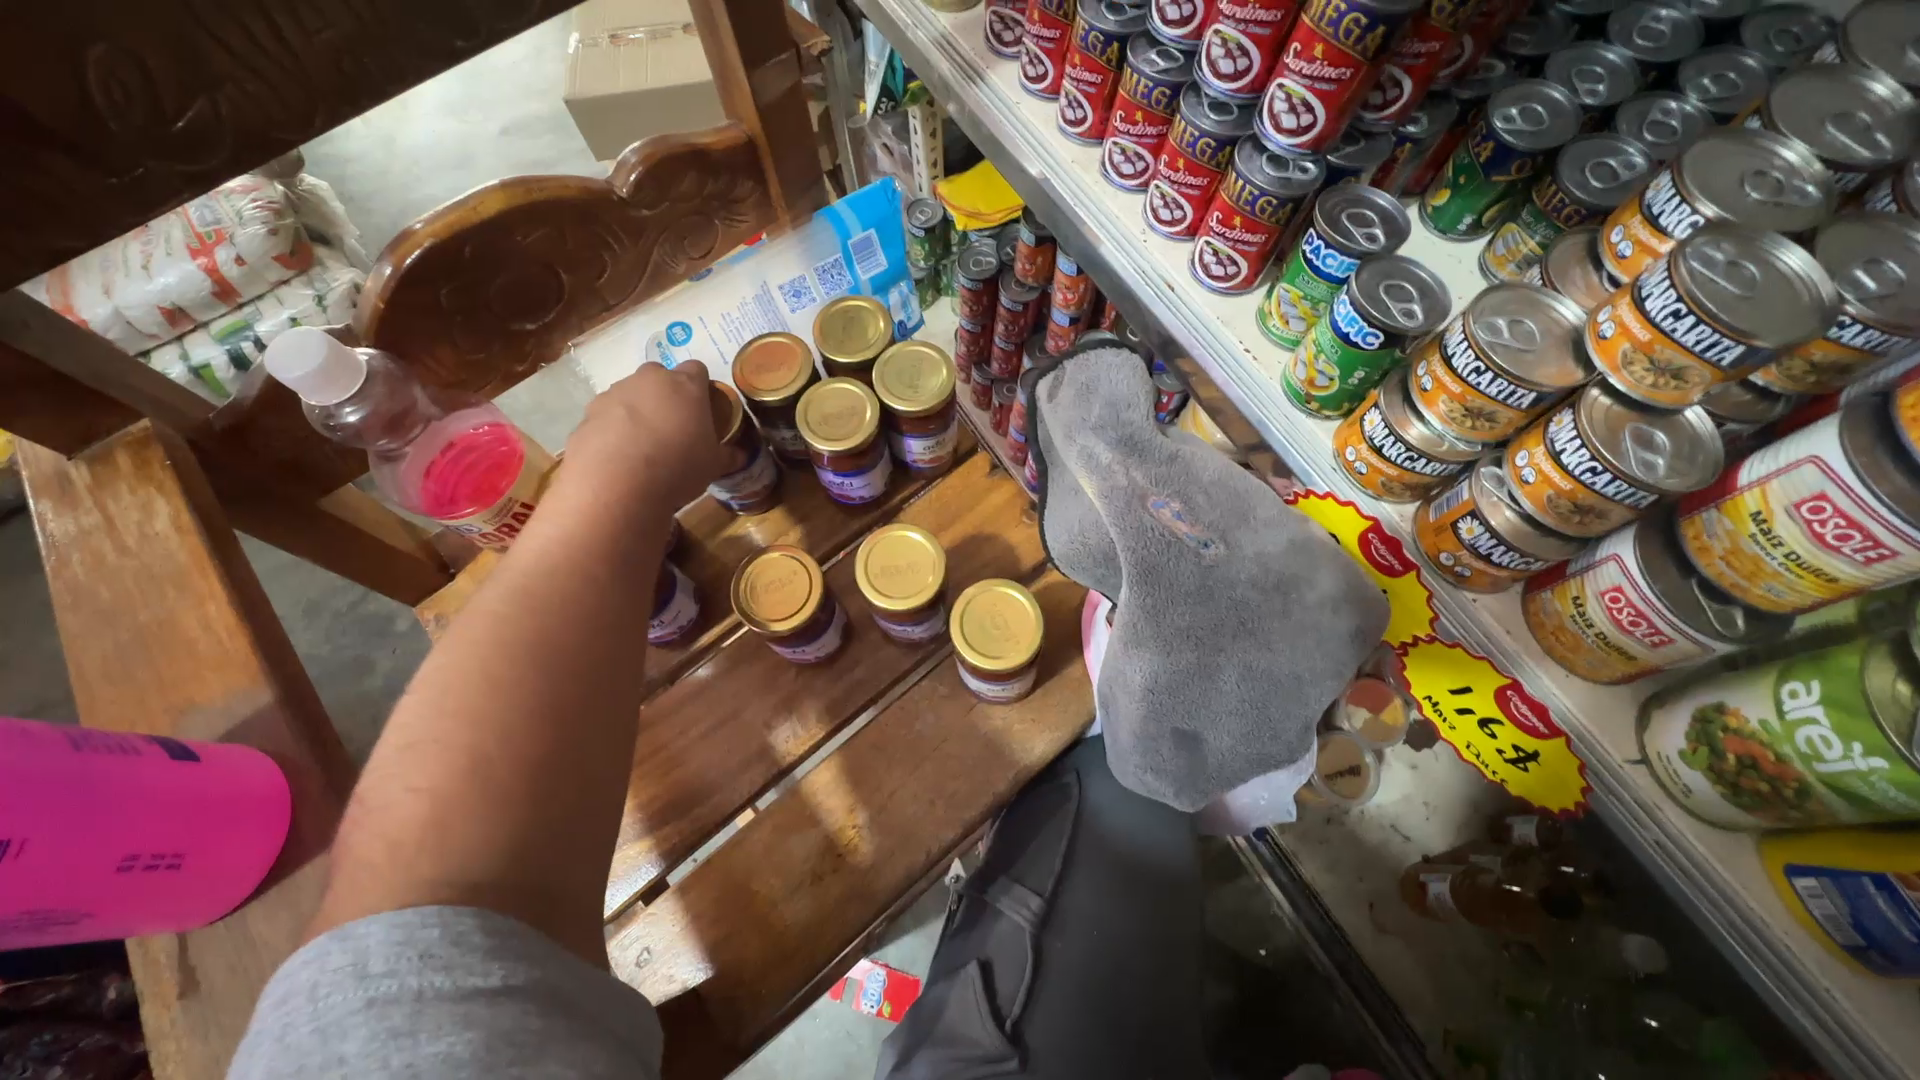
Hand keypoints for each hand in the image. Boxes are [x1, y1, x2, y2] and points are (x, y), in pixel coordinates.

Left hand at [557, 360, 741, 515]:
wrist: (617, 484)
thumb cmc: (678, 467)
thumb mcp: (713, 466)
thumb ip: (727, 455)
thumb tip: (739, 456)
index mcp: (686, 386)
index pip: (697, 370)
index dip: (700, 387)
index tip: (702, 409)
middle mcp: (650, 380)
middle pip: (660, 376)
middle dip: (665, 394)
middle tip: (673, 426)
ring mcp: (615, 393)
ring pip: (630, 394)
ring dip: (637, 410)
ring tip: (642, 446)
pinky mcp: (589, 413)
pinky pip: (607, 415)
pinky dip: (613, 429)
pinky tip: (619, 457)